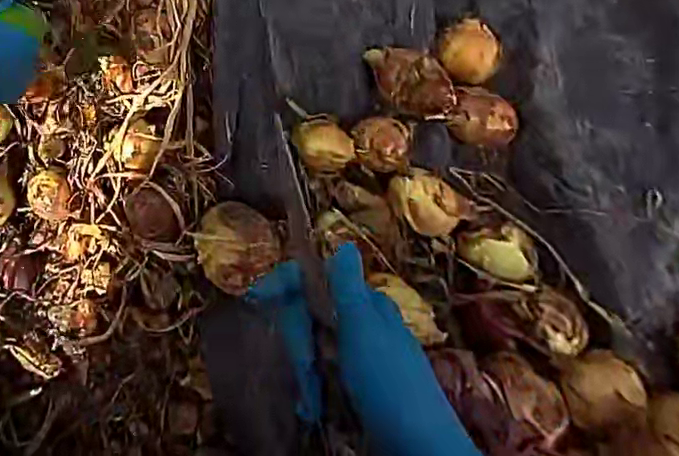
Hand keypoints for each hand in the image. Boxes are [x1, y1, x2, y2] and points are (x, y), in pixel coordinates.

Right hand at [245, 243, 479, 455]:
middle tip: (303, 369)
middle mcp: (362, 326)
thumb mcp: (366, 331)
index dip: (286, 284)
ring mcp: (358, 362)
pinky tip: (310, 408)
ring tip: (308, 400)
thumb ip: (348, 288)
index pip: (317, 278)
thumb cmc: (392, 386)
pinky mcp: (355, 394)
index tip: (256, 299)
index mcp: (366, 305)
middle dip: (298, 339)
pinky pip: (320, 379)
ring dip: (302, 369)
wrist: (422, 455)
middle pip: (311, 313)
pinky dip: (311, 391)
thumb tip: (344, 244)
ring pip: (312, 347)